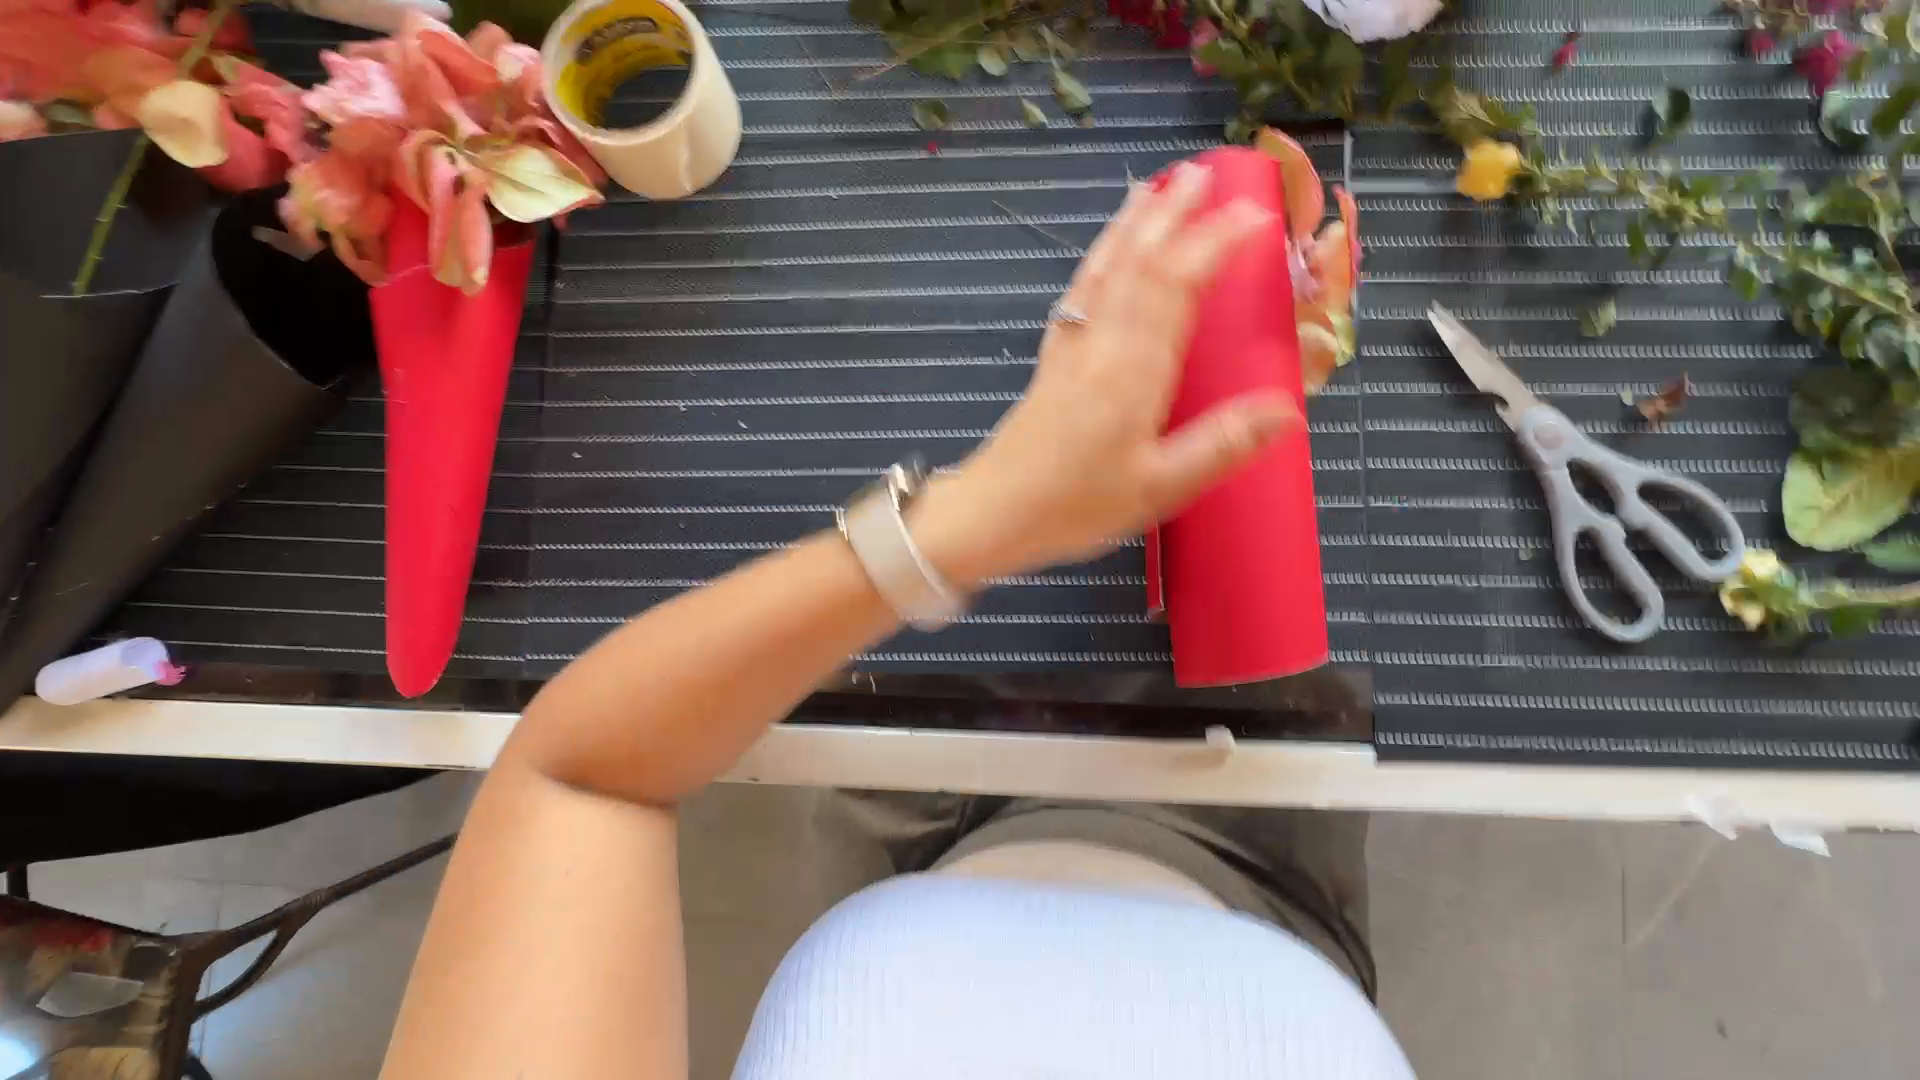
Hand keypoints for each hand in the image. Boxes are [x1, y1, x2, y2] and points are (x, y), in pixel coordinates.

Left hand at [912, 161, 1299, 588]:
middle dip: (1172, 216)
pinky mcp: (1050, 364)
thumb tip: (1286, 410)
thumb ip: (1219, 446)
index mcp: (1132, 371)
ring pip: (1102, 273)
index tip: (1253, 214)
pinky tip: (1101, 257)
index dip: (1212, 244)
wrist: (991, 513)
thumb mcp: (1157, 488)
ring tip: (1150, 190)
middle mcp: (1100, 345)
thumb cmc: (1074, 506)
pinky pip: (1076, 297)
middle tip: (1203, 173)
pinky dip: (1095, 265)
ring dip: (1129, 228)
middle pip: (1137, 265)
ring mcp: (1069, 350)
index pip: (1174, 286)